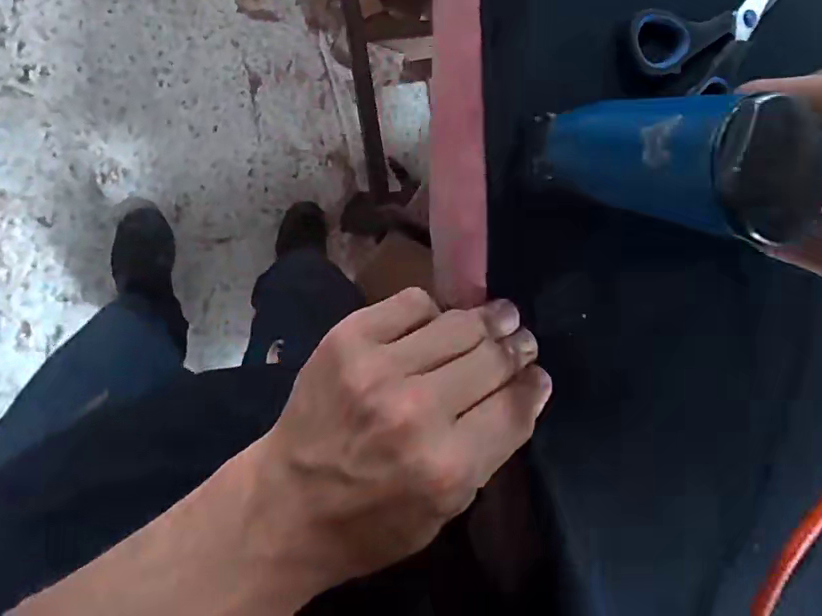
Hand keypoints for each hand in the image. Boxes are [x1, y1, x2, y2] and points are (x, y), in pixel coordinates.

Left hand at [248, 288, 550, 590]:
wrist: (285, 504)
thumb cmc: (371, 519)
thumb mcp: (445, 509)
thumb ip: (492, 449)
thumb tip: (530, 386)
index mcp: (447, 467)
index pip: (516, 405)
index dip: (534, 384)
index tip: (537, 373)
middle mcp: (417, 412)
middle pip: (493, 357)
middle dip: (517, 346)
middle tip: (522, 339)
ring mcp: (380, 369)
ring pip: (460, 323)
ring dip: (488, 318)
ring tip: (499, 315)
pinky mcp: (350, 337)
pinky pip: (414, 302)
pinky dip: (433, 309)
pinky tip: (436, 322)